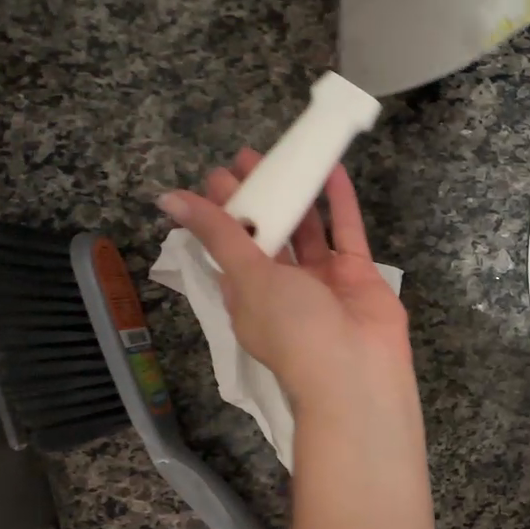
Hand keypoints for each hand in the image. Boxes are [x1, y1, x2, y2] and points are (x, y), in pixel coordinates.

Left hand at [157, 149, 409, 406]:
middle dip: (258, 198)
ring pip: (308, 230)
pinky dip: (340, 202)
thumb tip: (170, 198)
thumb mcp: (248, 278)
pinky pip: (347, 232)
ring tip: (284, 157)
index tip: (220, 175)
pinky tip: (331, 170)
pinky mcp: (359, 274)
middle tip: (250, 158)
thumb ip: (219, 233)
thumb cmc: (293, 329)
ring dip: (297, 195)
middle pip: (269, 234)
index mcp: (248, 294)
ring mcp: (324, 280)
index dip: (222, 210)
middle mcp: (285, 286)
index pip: (230, 246)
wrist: (357, 371)